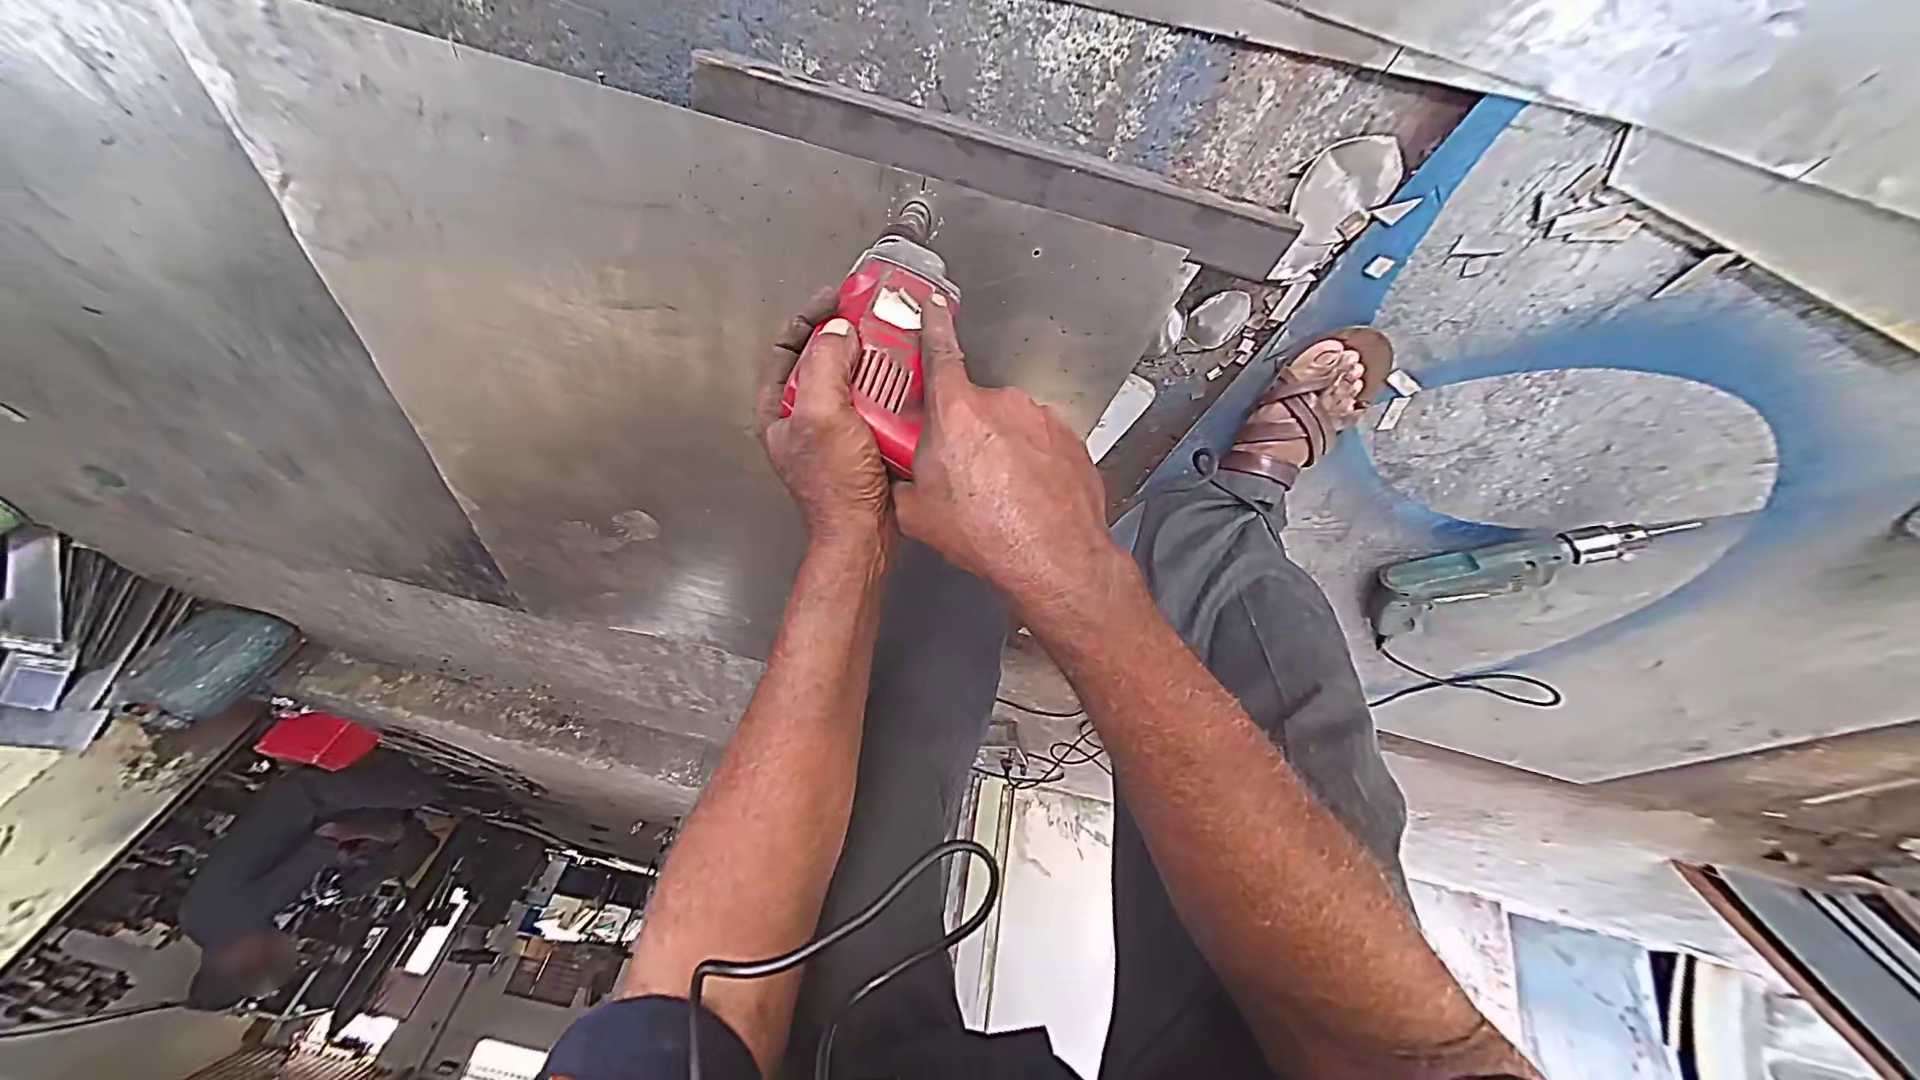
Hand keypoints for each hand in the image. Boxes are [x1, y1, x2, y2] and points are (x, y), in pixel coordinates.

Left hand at [756, 289, 893, 544]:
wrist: (864, 533)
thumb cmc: (835, 486)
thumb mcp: (821, 417)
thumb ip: (824, 365)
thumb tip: (837, 332)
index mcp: (780, 410)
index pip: (788, 347)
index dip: (810, 318)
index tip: (836, 298)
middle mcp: (805, 417)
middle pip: (822, 359)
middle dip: (847, 335)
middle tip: (871, 315)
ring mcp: (835, 430)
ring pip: (852, 380)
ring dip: (872, 360)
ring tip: (891, 342)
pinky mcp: (864, 442)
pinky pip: (875, 403)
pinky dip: (889, 387)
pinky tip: (905, 379)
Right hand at [894, 293, 1127, 620]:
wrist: (1053, 558)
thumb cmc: (989, 535)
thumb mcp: (918, 513)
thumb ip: (904, 479)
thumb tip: (903, 478)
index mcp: (957, 412)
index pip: (940, 349)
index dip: (933, 323)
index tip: (933, 305)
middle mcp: (1002, 405)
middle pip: (972, 405)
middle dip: (963, 433)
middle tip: (961, 473)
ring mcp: (1040, 420)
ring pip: (1007, 427)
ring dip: (999, 451)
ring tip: (997, 494)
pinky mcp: (1068, 439)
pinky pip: (1038, 443)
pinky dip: (1029, 464)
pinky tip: (1023, 496)